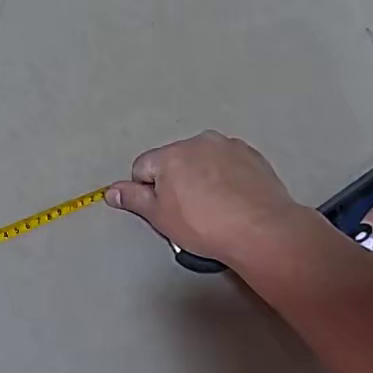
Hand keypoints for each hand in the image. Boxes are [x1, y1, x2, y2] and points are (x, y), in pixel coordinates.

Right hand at [106, 131, 308, 264]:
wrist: (259, 230)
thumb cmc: (208, 226)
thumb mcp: (159, 217)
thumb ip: (133, 199)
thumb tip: (114, 191)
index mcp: (170, 155)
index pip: (142, 167)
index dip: (146, 191)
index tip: (160, 209)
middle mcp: (199, 143)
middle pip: (173, 161)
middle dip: (174, 182)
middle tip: (185, 212)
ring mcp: (228, 147)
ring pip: (201, 160)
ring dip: (200, 178)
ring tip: (210, 209)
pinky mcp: (251, 156)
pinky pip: (226, 164)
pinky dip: (224, 178)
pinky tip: (229, 201)